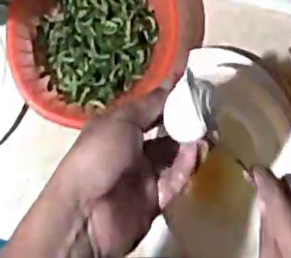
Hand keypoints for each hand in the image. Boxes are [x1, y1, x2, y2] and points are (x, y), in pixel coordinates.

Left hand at [5, 88, 203, 257]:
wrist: (84, 214)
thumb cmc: (98, 155)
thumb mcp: (123, 120)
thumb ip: (152, 104)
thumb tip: (172, 83)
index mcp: (120, 126)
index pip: (150, 106)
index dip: (169, 93)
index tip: (192, 77)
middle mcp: (133, 148)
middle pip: (165, 130)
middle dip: (184, 119)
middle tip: (206, 107)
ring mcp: (144, 175)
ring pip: (173, 155)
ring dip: (189, 142)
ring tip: (206, 129)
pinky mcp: (154, 200)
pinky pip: (174, 179)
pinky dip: (186, 166)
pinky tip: (197, 151)